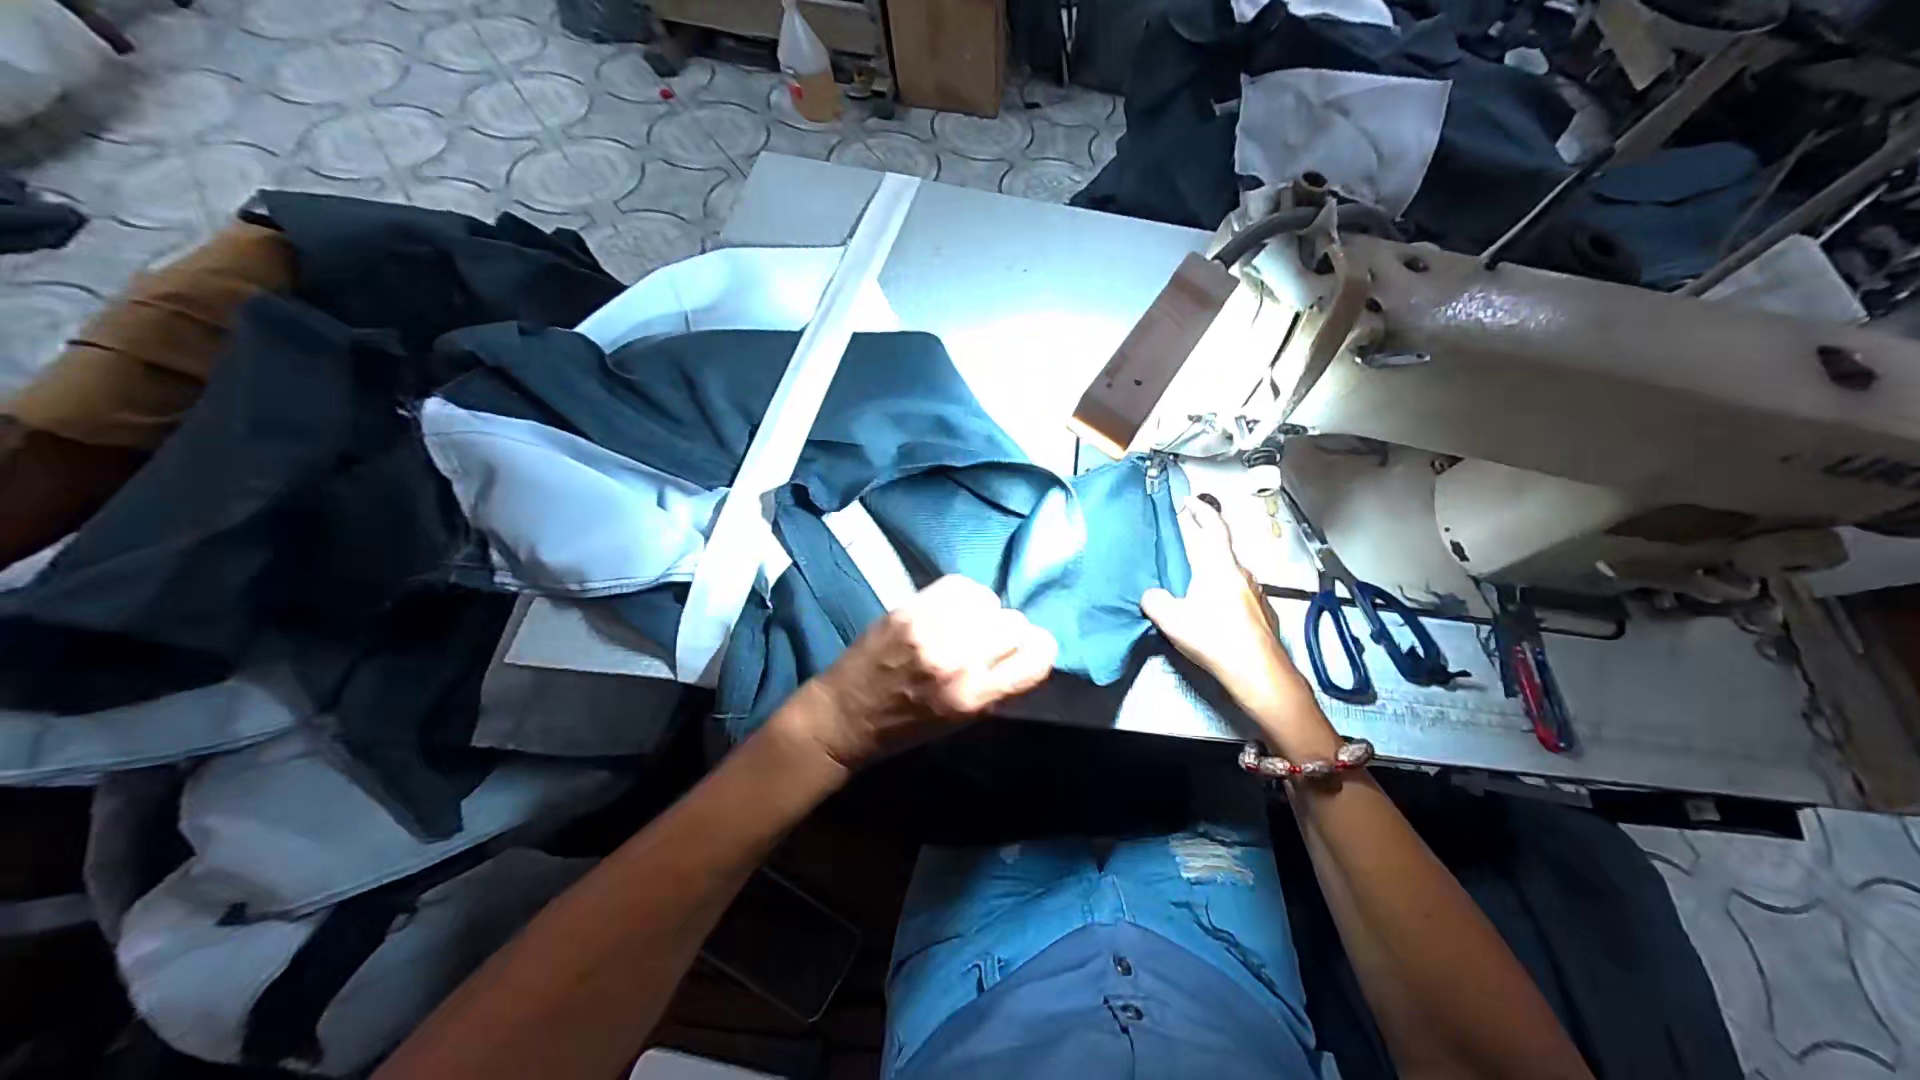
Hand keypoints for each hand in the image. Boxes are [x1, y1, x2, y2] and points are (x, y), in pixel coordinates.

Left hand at [780, 575, 1057, 771]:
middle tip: (987, 640)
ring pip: (990, 600)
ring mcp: (932, 630)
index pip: (1038, 656)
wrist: (845, 715)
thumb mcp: (962, 720)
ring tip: (965, 623)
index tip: (1024, 652)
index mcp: (974, 697)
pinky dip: (962, 595)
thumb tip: (1026, 651)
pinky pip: (961, 585)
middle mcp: (958, 660)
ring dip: (984, 611)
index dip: (1037, 651)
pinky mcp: (910, 609)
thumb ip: (997, 686)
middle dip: (1007, 631)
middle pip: (1016, 622)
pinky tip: (949, 609)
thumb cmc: (905, 727)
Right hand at [1143, 497, 1336, 754]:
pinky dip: (1220, 590)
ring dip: (1210, 567)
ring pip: (1228, 571)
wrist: (1259, 672)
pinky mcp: (1261, 612)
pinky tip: (1208, 607)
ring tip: (1190, 576)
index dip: (1200, 510)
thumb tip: (1151, 595)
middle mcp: (1241, 573)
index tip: (1189, 501)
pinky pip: (1236, 591)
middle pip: (1219, 548)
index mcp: (1219, 566)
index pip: (1212, 526)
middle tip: (1182, 537)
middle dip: (1201, 540)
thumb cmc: (1215, 640)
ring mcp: (1255, 593)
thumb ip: (1155, 600)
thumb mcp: (1171, 619)